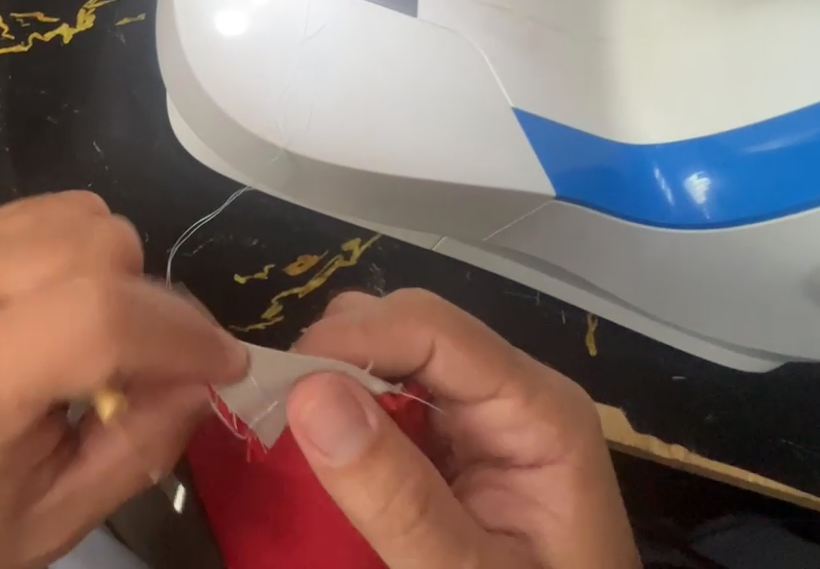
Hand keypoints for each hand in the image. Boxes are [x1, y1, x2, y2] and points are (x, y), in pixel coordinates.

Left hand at [0, 192, 241, 568]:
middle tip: (141, 369)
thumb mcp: (54, 519)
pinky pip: (52, 213)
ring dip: (116, 275)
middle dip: (149, 306)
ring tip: (92, 339)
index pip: (99, 318)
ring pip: (85, 216)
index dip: (182, 334)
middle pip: (102, 245)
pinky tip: (56, 307)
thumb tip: (204, 372)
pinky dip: (80, 254)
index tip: (225, 364)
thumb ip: (144, 444)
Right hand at [286, 289, 637, 568]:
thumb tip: (308, 391)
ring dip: (332, 371)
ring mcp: (479, 404)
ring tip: (301, 429)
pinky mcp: (450, 427)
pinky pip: (382, 379)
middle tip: (282, 411)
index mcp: (537, 409)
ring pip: (385, 340)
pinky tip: (324, 439)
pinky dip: (339, 395)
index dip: (350, 338)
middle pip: (404, 321)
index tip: (284, 383)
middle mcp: (510, 386)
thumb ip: (397, 499)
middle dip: (336, 352)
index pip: (429, 326)